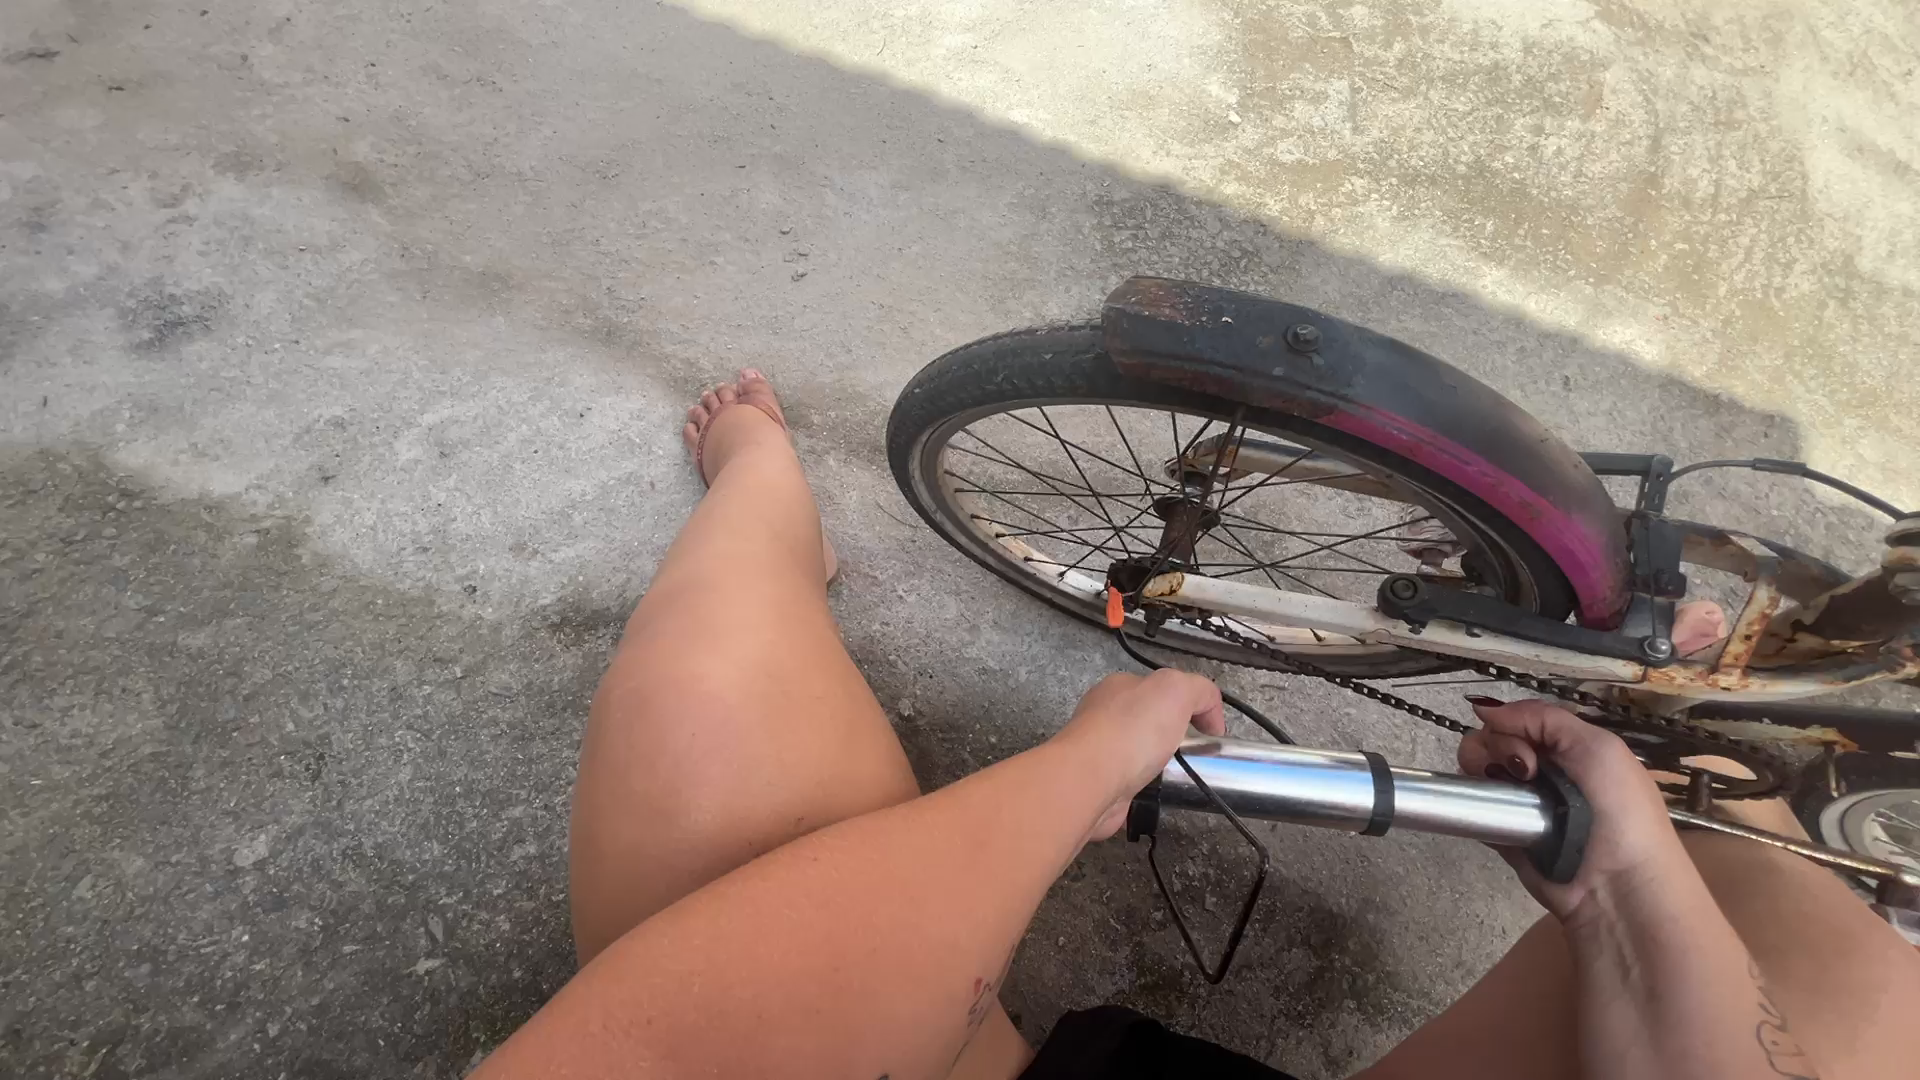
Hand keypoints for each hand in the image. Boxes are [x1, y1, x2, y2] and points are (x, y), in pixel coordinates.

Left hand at [1055, 670, 1226, 841]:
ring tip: (1176, 777)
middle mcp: (1106, 714)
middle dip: (1173, 737)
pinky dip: (1146, 790)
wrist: (1090, 779)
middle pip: (1150, 721)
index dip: (1190, 706)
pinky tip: (1156, 794)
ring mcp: (1099, 748)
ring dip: (1160, 766)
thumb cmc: (1131, 731)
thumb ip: (1198, 689)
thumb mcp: (1176, 689)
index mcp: (1121, 686)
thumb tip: (1209, 712)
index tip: (1208, 732)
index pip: (1162, 689)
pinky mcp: (1099, 781)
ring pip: (1140, 753)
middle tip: (1192, 755)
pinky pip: (1131, 783)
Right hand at [1460, 699, 1687, 922]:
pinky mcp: (1500, 827)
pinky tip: (1489, 811)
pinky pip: (1469, 801)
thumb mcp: (1599, 749)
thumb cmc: (1618, 813)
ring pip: (1474, 766)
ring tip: (1504, 794)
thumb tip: (1481, 708)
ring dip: (1480, 772)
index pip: (1516, 720)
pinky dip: (1471, 801)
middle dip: (1497, 749)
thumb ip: (1542, 717)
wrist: (1617, 886)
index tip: (1528, 752)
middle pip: (1489, 738)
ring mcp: (1517, 800)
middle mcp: (1540, 771)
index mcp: (1566, 750)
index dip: (1511, 726)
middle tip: (1525, 776)